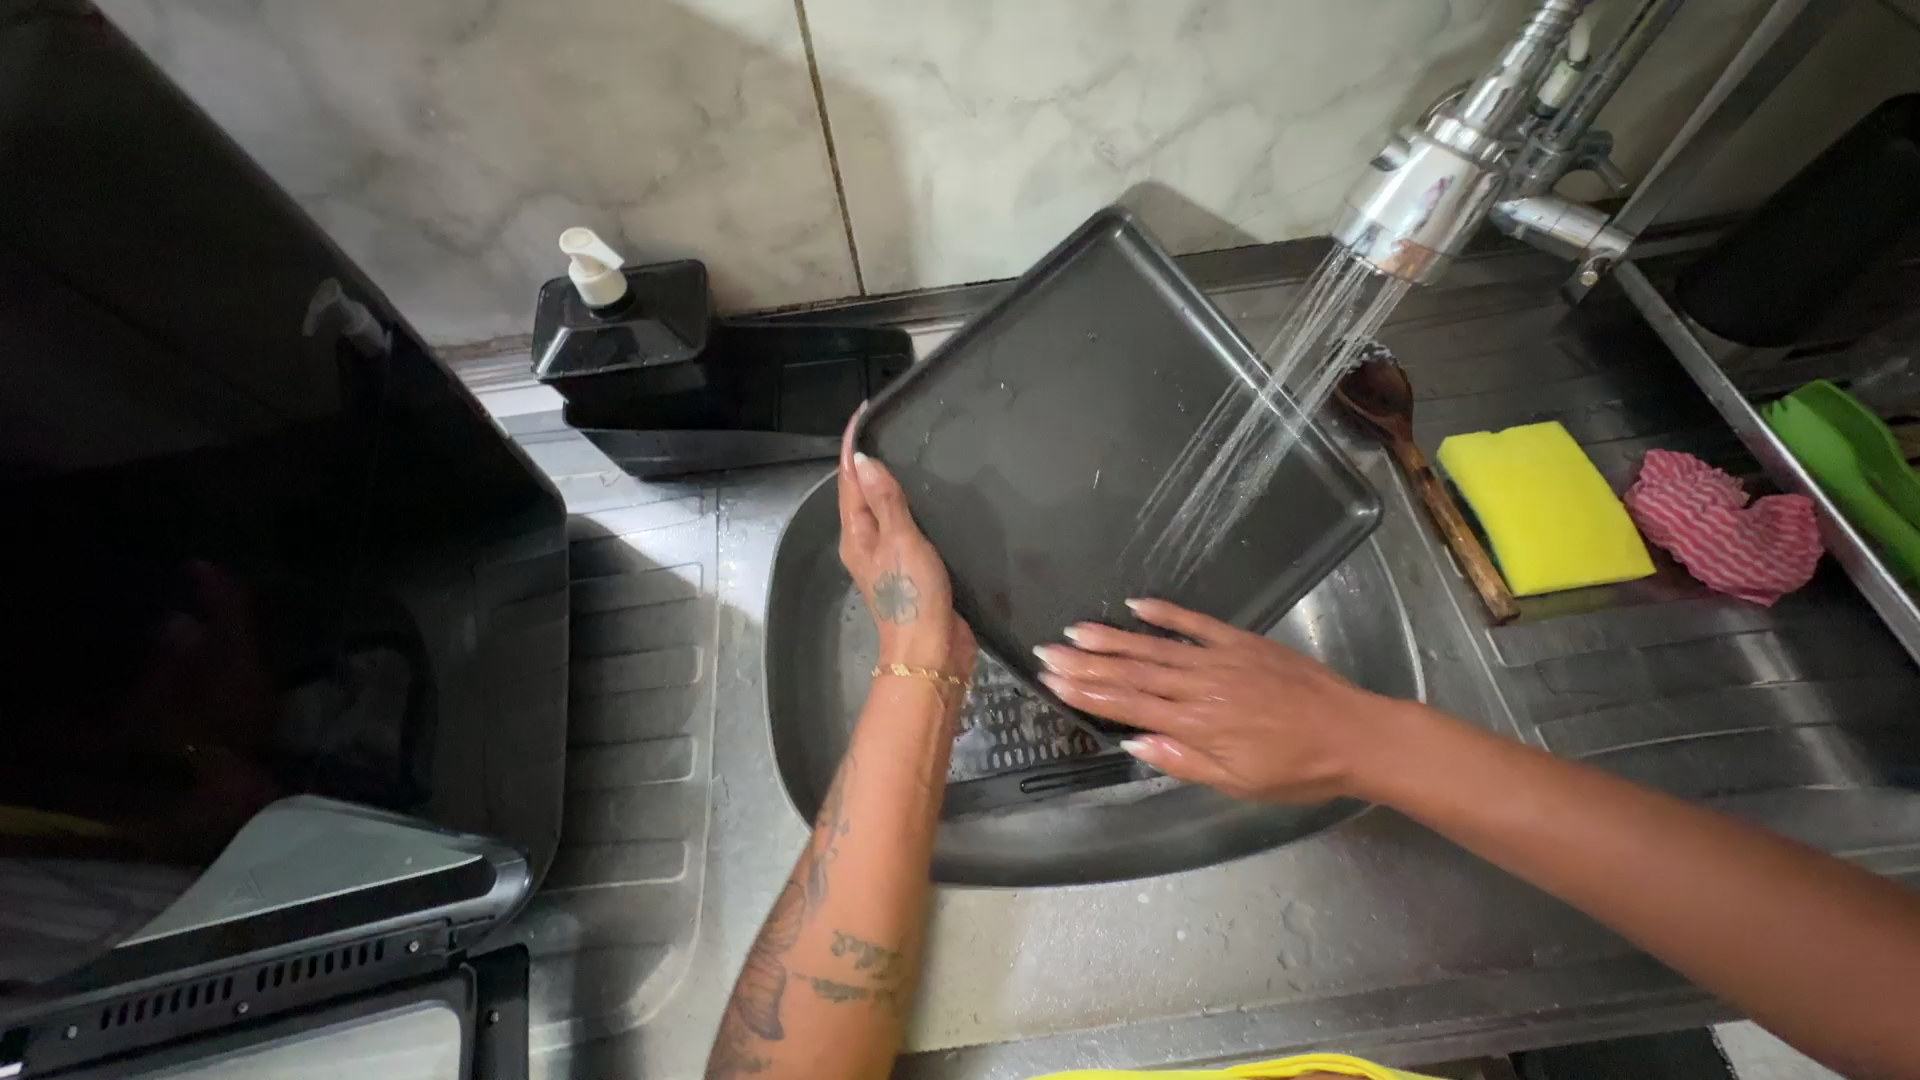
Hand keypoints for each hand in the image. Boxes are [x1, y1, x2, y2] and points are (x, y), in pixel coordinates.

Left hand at [839, 409, 974, 679]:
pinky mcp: (915, 568)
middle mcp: (869, 543)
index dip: (853, 447)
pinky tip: (935, 498)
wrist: (932, 651)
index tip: (863, 414)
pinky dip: (917, 508)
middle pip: (865, 494)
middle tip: (894, 426)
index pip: (850, 481)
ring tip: (915, 454)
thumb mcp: (900, 542)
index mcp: (857, 535)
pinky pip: (911, 528)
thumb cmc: (912, 596)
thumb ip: (886, 501)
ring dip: (897, 484)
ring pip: (889, 510)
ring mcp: (891, 557)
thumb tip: (863, 461)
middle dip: (874, 462)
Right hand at [1034, 598, 1417, 802]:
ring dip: (1112, 639)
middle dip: (1085, 664)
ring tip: (1075, 630)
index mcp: (1196, 725)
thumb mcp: (1240, 784)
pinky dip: (1165, 613)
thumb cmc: (1298, 769)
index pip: (1129, 706)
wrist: (1356, 734)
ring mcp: (1219, 659)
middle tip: (1047, 651)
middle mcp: (1199, 687)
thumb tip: (1135, 744)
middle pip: (1131, 673)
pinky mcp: (1240, 641)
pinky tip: (1135, 605)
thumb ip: (1185, 762)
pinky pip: (1196, 624)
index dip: (1087, 694)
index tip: (1053, 681)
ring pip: (1154, 648)